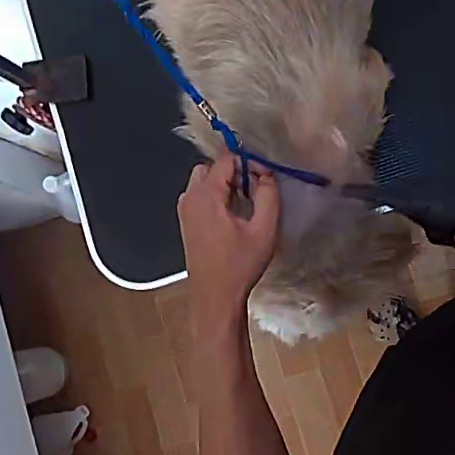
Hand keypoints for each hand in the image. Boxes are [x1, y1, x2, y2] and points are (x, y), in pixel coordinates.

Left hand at [178, 157, 279, 332]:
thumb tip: (267, 176)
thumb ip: (269, 196)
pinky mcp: (186, 222)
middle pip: (211, 167)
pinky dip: (217, 197)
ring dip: (225, 184)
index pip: (226, 160)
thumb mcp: (264, 230)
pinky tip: (233, 216)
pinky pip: (200, 197)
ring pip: (204, 181)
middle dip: (235, 172)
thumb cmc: (240, 264)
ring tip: (246, 203)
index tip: (266, 179)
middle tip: (255, 190)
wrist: (216, 295)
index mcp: (206, 195)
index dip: (249, 163)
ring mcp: (185, 210)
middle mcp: (190, 198)